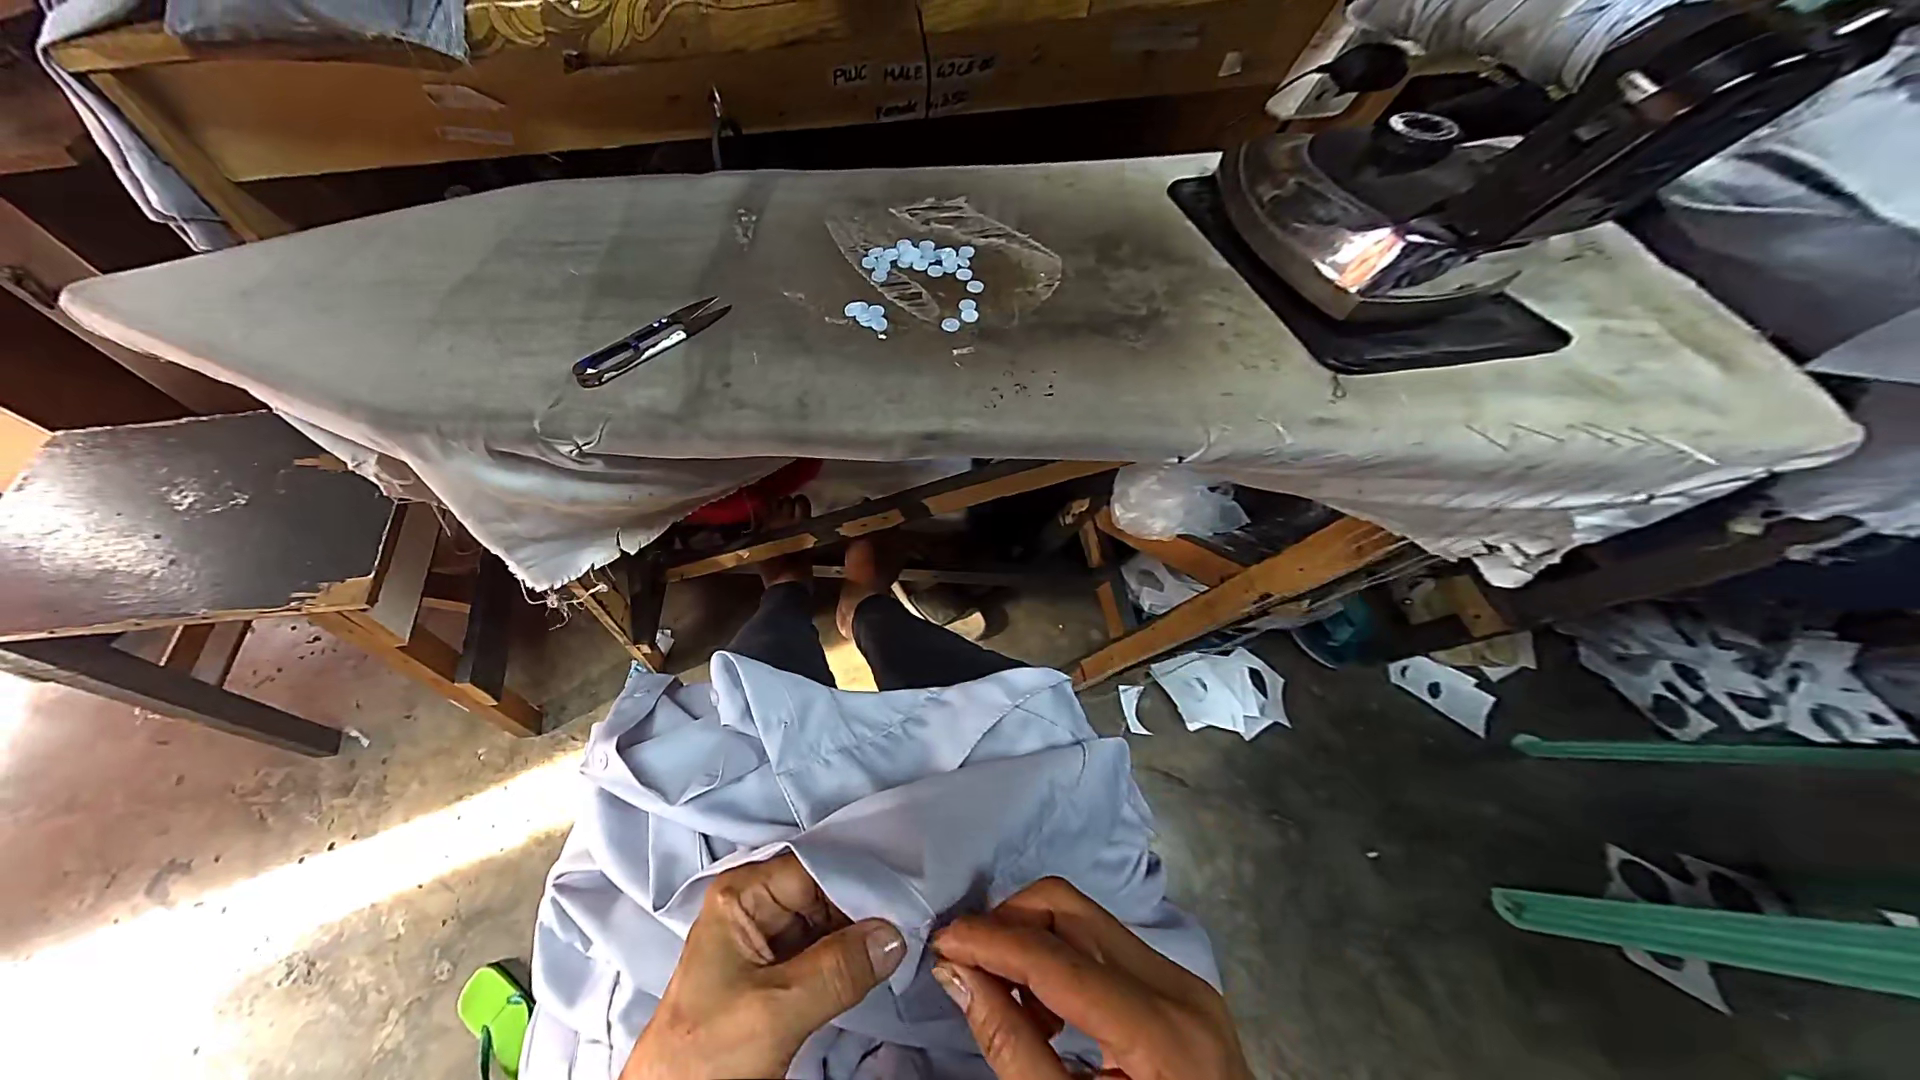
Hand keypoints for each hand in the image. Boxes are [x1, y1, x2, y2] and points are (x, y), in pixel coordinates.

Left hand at [622, 853, 905, 1079]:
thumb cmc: (706, 1058)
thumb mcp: (775, 1012)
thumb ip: (837, 970)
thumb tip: (895, 935)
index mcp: (741, 895)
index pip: (814, 867)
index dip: (859, 878)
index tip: (905, 890)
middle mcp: (755, 906)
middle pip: (825, 890)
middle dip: (865, 907)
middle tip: (911, 917)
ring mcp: (767, 939)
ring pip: (829, 920)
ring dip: (862, 933)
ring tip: (904, 935)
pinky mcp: (779, 972)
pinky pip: (826, 949)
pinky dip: (852, 956)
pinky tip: (880, 959)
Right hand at [930, 877, 1251, 1079]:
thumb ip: (1013, 1047)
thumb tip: (958, 972)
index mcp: (1162, 1032)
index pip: (1056, 957)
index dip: (991, 941)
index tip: (943, 939)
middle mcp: (1178, 985)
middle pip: (1070, 907)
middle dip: (1009, 922)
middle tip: (969, 961)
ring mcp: (1183, 979)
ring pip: (1083, 915)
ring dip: (1031, 937)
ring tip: (1010, 1000)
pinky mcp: (1179, 984)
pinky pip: (1103, 942)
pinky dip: (1060, 956)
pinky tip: (1048, 1010)